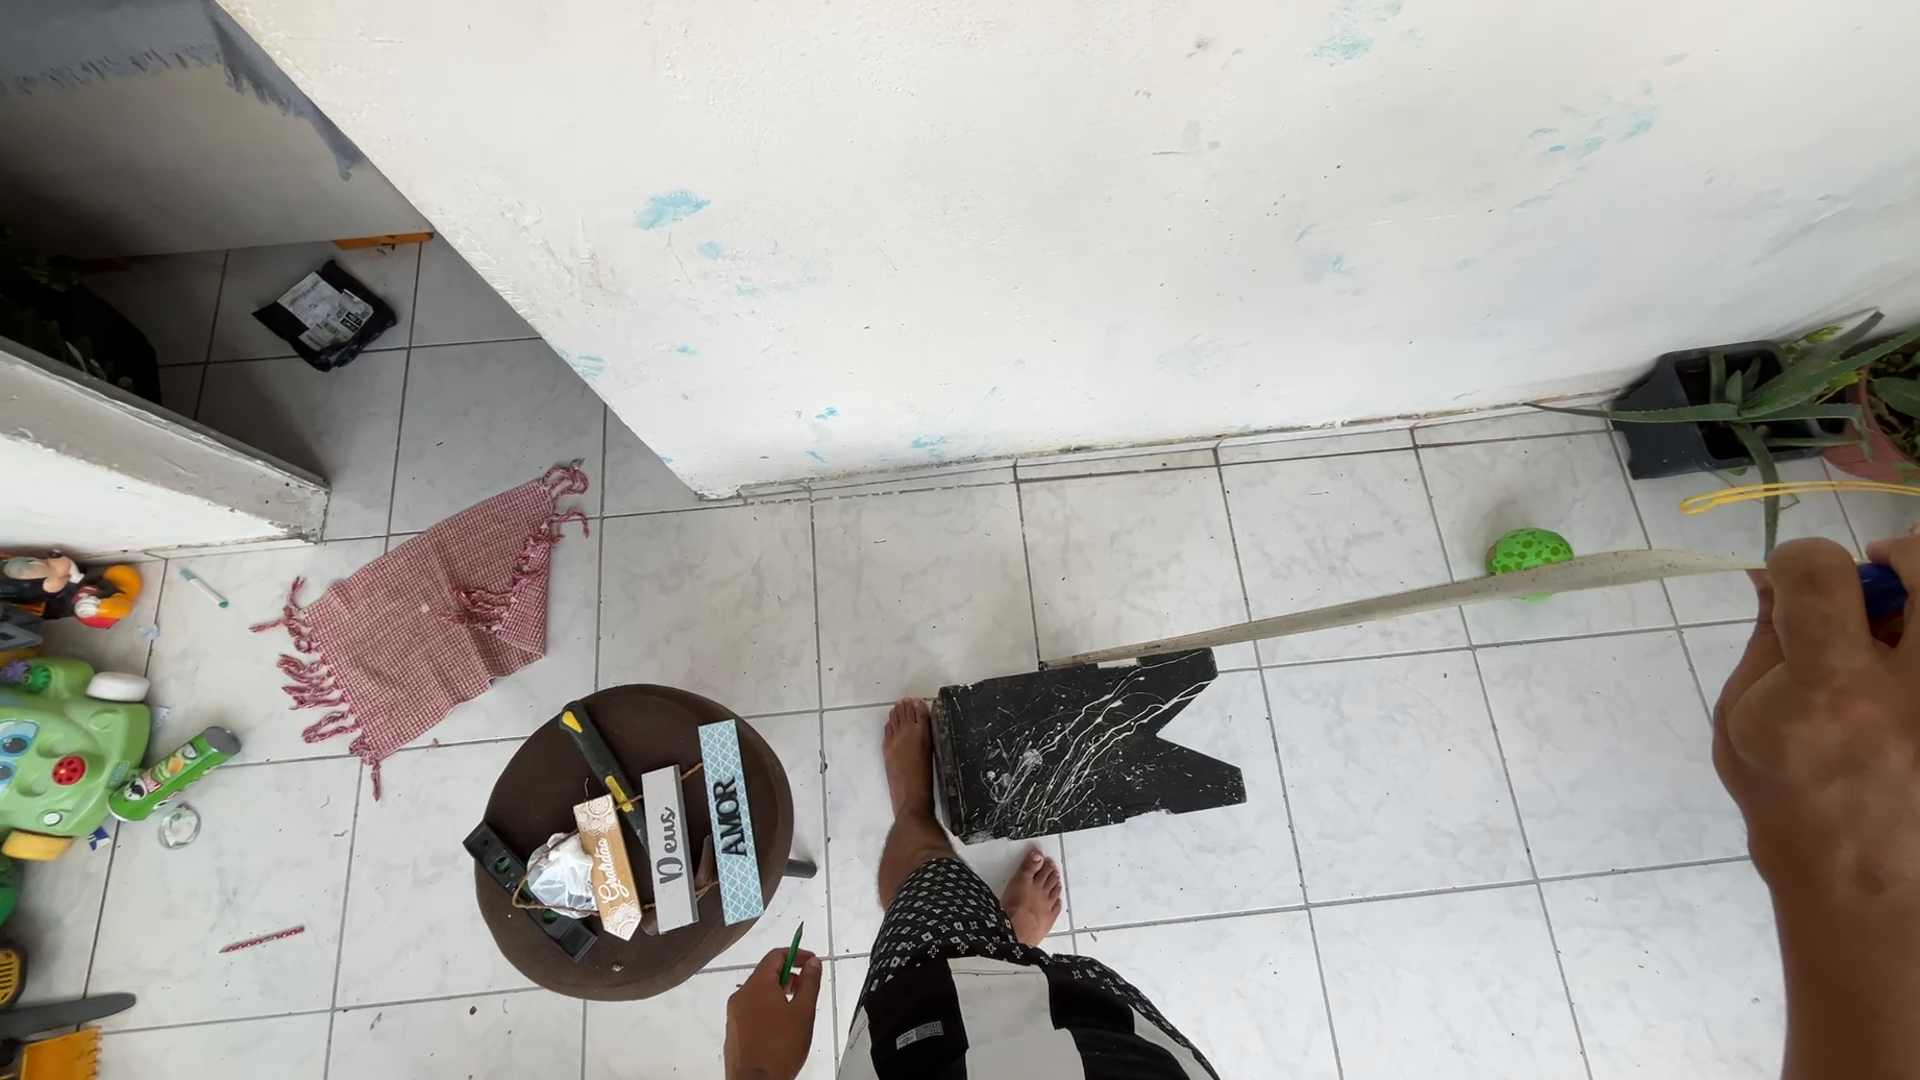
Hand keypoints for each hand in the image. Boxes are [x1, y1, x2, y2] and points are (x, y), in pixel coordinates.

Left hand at [724, 947, 821, 1079]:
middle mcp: (741, 996)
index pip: (776, 955)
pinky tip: (780, 1028)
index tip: (811, 962)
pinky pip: (751, 1010)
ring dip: (777, 993)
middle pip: (766, 973)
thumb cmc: (781, 1049)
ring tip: (794, 1011)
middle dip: (788, 976)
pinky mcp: (733, 1033)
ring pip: (758, 993)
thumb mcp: (803, 1011)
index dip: (796, 954)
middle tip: (805, 988)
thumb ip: (810, 982)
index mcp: (757, 985)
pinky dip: (766, 1009)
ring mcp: (734, 1016)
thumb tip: (813, 963)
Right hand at [1713, 535, 1919, 1078]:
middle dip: (1898, 558)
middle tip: (1876, 583)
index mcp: (1830, 686)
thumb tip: (1775, 579)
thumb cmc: (1782, 790)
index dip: (1800, 558)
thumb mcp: (1741, 713)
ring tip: (1901, 633)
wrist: (1865, 874)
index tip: (1791, 573)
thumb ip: (1768, 640)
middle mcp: (1913, 686)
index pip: (1820, 574)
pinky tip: (1908, 678)